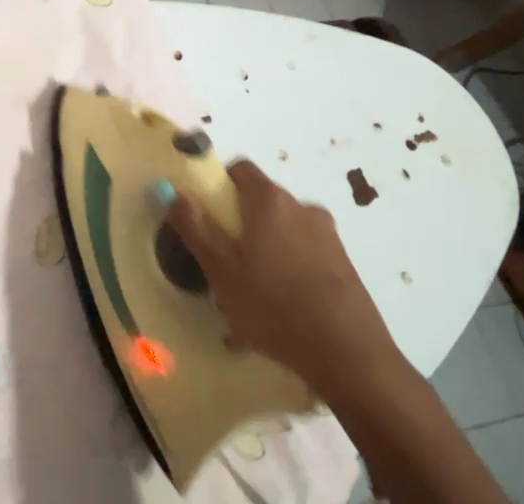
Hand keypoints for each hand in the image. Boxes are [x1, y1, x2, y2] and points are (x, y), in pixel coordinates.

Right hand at [166, 161, 401, 394]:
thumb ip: (196, 227)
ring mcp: (327, 235)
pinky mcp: (344, 263)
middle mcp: (302, 206)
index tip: (207, 217)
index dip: (218, 185)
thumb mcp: (221, 270)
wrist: (349, 354)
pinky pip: (304, 254)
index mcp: (270, 200)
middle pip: (261, 202)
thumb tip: (175, 191)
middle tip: (224, 266)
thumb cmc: (274, 306)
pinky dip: (288, 270)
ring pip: (283, 231)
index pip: (240, 169)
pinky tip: (280, 310)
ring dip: (264, 252)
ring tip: (251, 296)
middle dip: (239, 226)